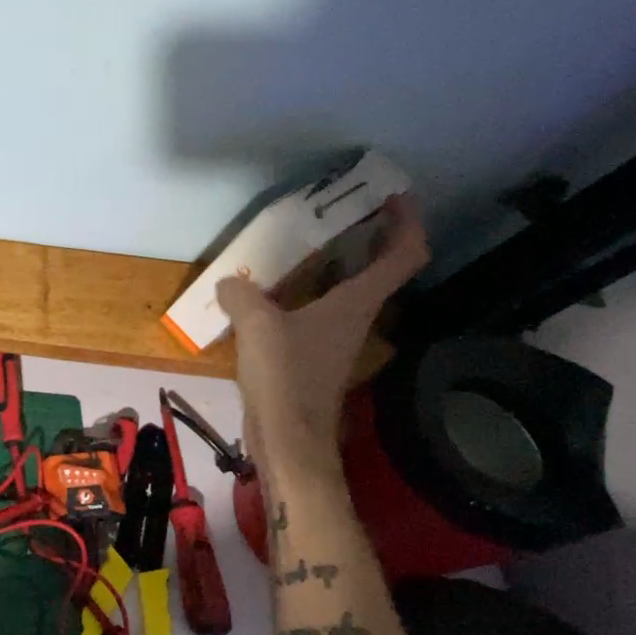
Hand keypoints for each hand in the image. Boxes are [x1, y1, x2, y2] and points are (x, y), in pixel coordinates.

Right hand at [216, 196, 429, 470]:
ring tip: (298, 247)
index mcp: (356, 302)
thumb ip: (242, 295)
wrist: (288, 437)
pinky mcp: (313, 356)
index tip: (391, 197)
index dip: (406, 222)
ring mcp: (335, 339)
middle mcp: (356, 317)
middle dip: (367, 238)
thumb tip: (230, 283)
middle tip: (339, 213)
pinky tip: (268, 295)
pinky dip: (303, 295)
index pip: (404, 254)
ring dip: (332, 266)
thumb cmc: (285, 376)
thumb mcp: (257, 326)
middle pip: (377, 270)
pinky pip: (316, 312)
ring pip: (345, 291)